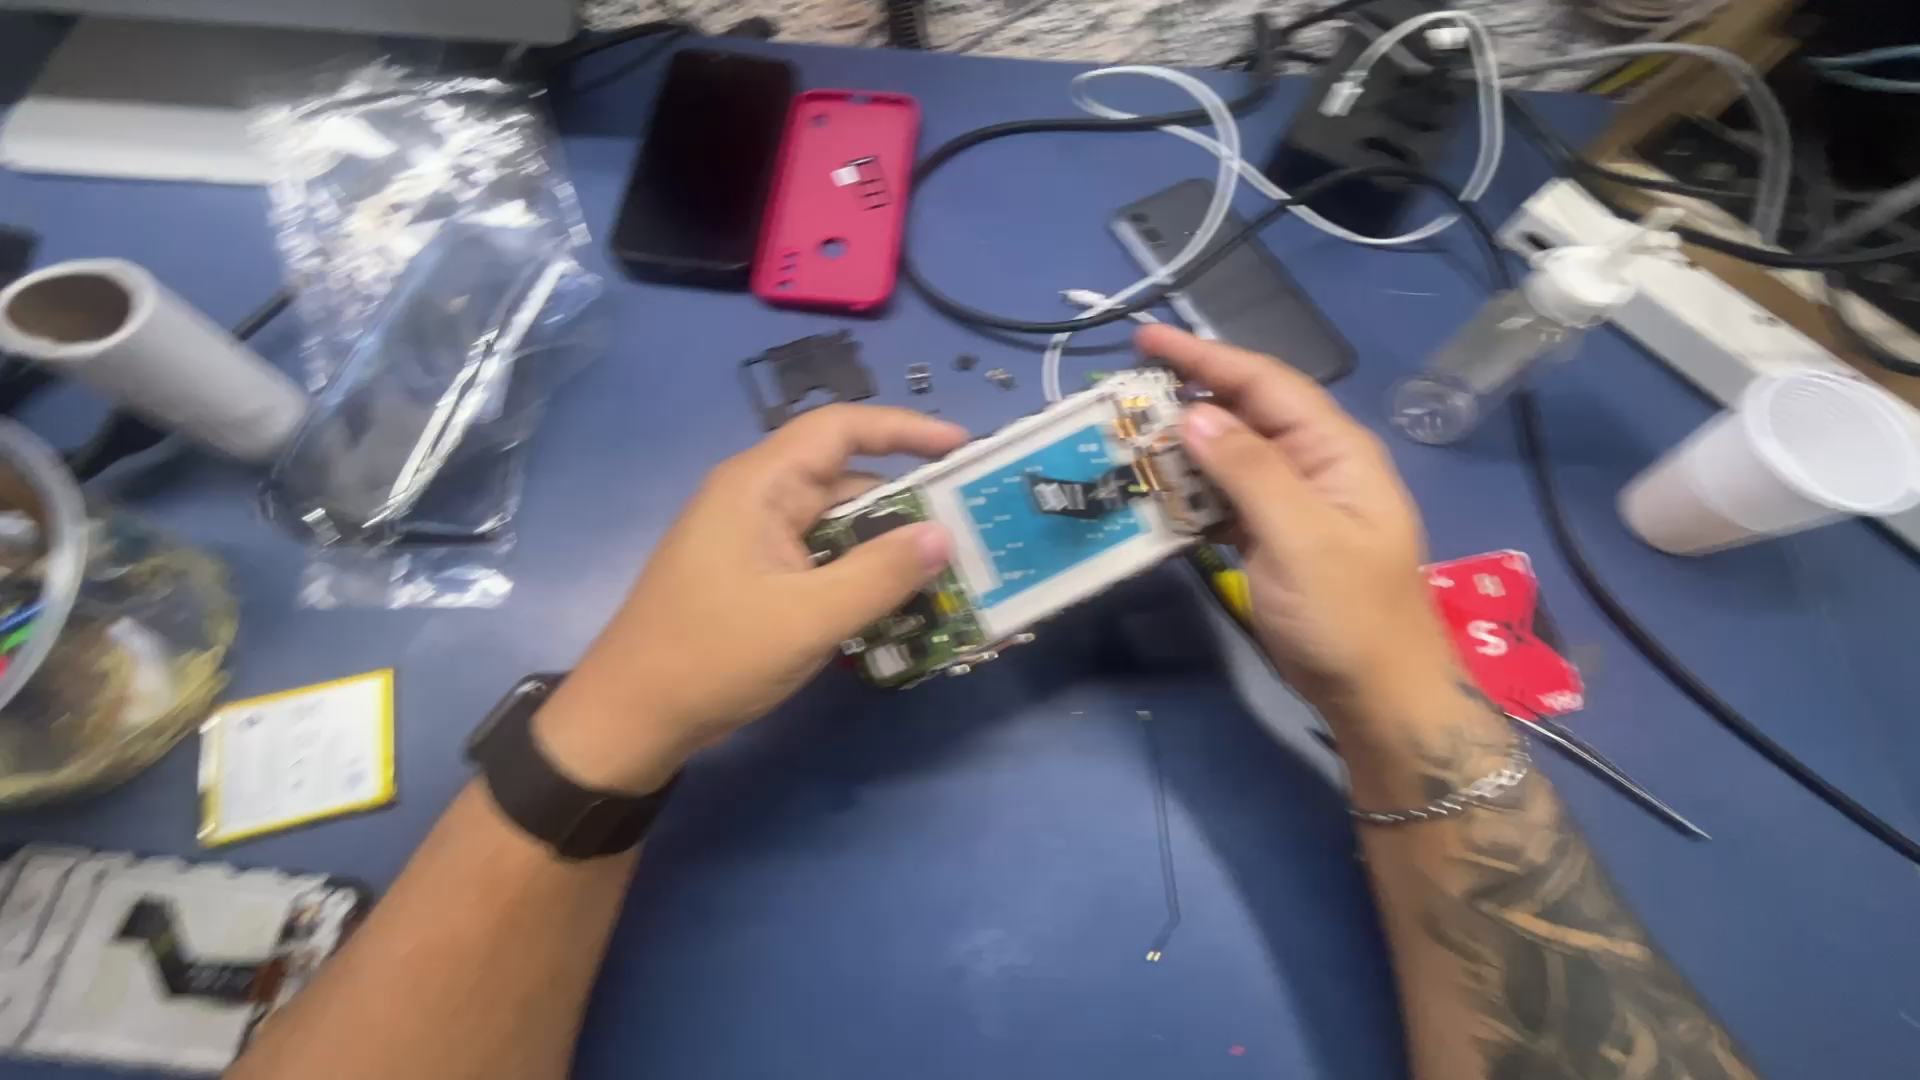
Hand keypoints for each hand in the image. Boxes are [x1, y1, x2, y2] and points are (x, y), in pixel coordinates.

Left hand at [536, 405, 968, 792]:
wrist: (631, 721)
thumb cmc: (711, 657)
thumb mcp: (807, 619)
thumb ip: (879, 575)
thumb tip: (943, 536)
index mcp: (760, 486)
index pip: (839, 429)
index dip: (904, 429)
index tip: (959, 447)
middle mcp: (760, 501)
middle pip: (846, 479)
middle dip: (907, 500)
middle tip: (968, 526)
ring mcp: (758, 541)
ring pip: (838, 526)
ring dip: (887, 546)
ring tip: (947, 570)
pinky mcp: (759, 577)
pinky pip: (823, 561)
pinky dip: (861, 575)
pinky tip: (899, 603)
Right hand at [1138, 326, 1455, 716]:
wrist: (1374, 691)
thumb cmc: (1345, 614)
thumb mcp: (1299, 537)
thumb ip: (1247, 470)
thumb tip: (1191, 414)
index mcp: (1333, 450)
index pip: (1264, 383)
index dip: (1205, 356)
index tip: (1147, 338)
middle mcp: (1312, 464)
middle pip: (1243, 413)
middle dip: (1187, 397)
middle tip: (1126, 396)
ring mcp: (1291, 501)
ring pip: (1228, 455)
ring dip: (1182, 448)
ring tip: (1130, 443)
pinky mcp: (1271, 534)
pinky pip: (1223, 497)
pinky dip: (1190, 492)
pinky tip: (1158, 496)